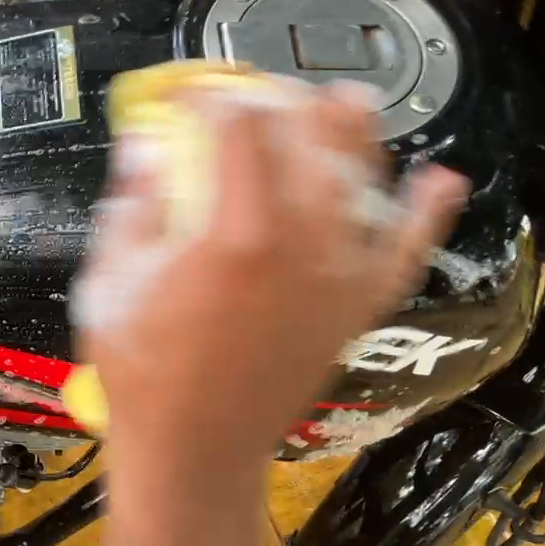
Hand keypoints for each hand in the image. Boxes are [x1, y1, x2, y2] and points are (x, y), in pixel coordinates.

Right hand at [72, 80, 466, 479]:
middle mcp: (304, 238)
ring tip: (337, 101)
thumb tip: (141, 145)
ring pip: (363, 174)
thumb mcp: (108, 286)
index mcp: (235, 231)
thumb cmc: (139, 372)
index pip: (237, 127)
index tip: (184, 96)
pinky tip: (437, 179)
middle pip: (304, 135)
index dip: (210, 96)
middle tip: (243, 100)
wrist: (195, 449)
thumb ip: (129, 208)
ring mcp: (343, 270)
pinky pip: (410, 246)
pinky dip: (427, 210)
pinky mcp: (361, 304)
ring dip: (349, 130)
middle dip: (273, 102)